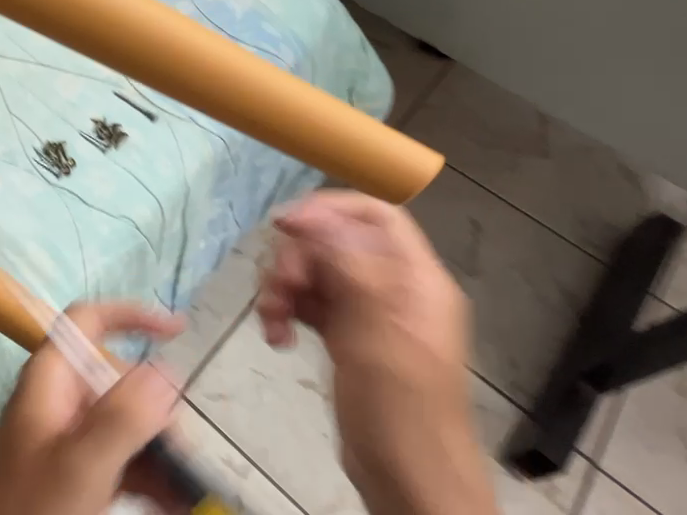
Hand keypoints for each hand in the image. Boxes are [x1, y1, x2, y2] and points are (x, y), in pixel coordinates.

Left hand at [0, 302, 184, 514]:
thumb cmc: (31, 507)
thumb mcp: (81, 465)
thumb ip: (122, 418)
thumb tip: (167, 369)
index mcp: (50, 379)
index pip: (86, 322)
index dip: (129, 315)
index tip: (181, 330)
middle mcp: (60, 398)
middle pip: (120, 380)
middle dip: (163, 413)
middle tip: (199, 455)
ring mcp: (69, 436)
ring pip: (128, 426)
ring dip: (165, 455)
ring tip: (202, 490)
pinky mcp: (78, 472)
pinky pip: (124, 461)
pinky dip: (153, 480)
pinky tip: (180, 506)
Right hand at [258, 190, 491, 514]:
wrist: (409, 478)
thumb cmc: (399, 408)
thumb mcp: (375, 332)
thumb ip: (348, 267)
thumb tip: (309, 214)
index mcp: (415, 280)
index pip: (375, 214)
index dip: (327, 209)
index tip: (283, 227)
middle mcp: (392, 287)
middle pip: (330, 241)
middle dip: (293, 260)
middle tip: (279, 291)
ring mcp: (368, 311)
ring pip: (311, 270)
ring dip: (281, 288)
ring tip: (272, 322)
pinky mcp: (346, 334)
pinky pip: (306, 301)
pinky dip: (284, 312)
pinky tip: (276, 336)